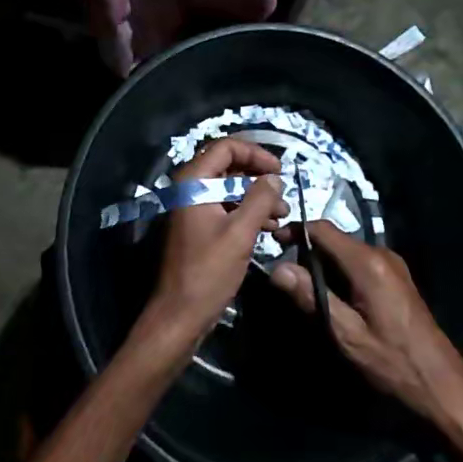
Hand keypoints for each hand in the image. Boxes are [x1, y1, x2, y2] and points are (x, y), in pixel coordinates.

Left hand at [140, 138, 284, 348]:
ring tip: (282, 215)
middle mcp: (188, 188)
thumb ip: (260, 200)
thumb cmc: (208, 271)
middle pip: (227, 166)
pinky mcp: (196, 227)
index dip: (256, 154)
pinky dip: (245, 212)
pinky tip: (268, 227)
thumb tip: (274, 178)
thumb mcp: (240, 233)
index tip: (280, 171)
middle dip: (257, 177)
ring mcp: (190, 208)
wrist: (179, 313)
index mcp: (192, 182)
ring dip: (255, 197)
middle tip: (283, 194)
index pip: (226, 147)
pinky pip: (223, 208)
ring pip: (227, 189)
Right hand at [269, 222, 462, 459]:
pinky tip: (331, 296)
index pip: (323, 228)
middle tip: (284, 274)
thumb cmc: (394, 362)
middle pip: (334, 238)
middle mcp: (381, 255)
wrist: (444, 386)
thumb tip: (278, 269)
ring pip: (345, 251)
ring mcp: (392, 265)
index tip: (273, 243)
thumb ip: (312, 297)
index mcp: (367, 263)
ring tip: (302, 287)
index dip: (295, 230)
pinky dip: (339, 271)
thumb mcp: (347, 334)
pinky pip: (359, 263)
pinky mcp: (396, 279)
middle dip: (307, 250)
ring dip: (323, 263)